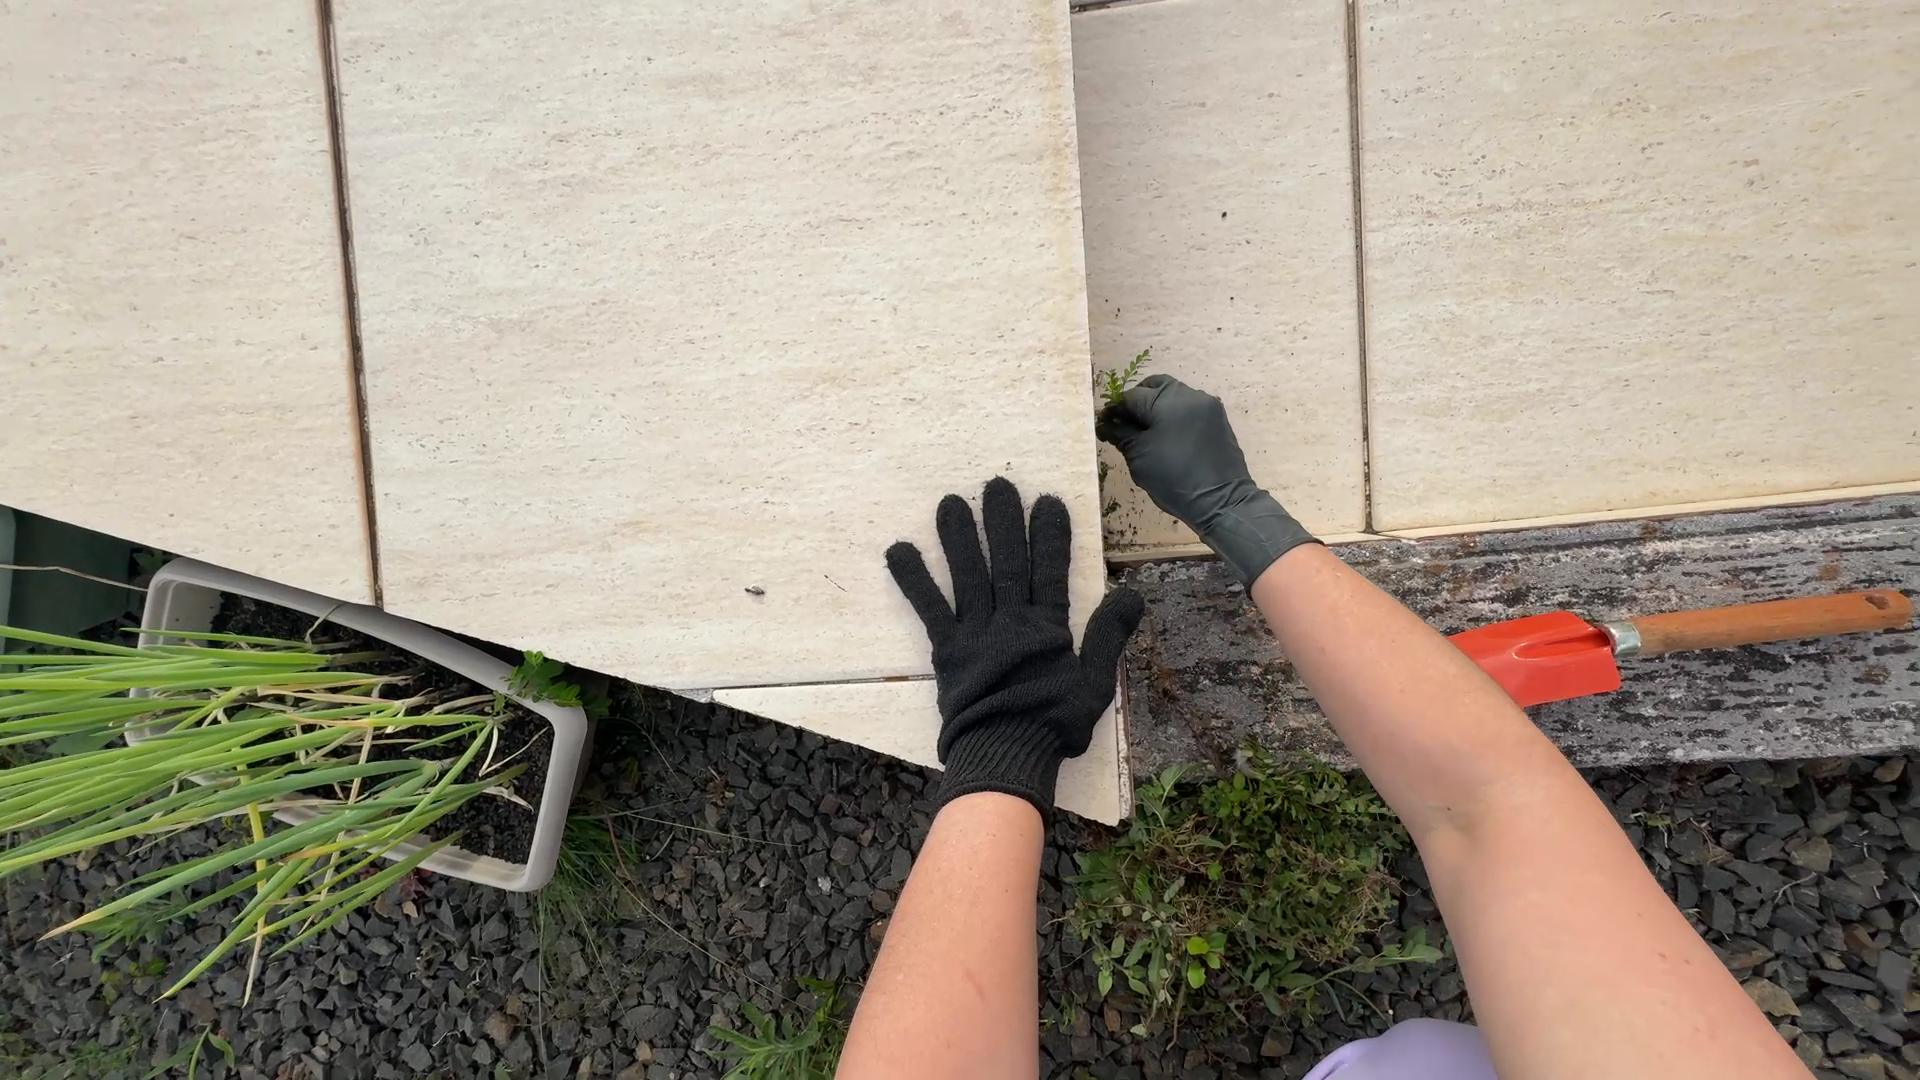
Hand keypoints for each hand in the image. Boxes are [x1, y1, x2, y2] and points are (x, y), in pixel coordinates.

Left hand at [886, 477, 1144, 814]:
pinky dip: (913, 579)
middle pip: (1006, 562)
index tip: (1047, 501)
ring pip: (967, 575)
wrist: (1006, 755)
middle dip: (1002, 522)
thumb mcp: (1095, 683)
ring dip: (958, 537)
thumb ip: (1109, 636)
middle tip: (997, 484)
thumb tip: (1132, 593)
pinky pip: (928, 608)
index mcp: (1045, 627)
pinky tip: (898, 550)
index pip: (1049, 570)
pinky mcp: (946, 649)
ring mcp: (975, 632)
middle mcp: (1008, 620)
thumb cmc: (1053, 723)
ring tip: (950, 502)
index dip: (1049, 535)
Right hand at [1096, 374, 1317, 584]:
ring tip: (1145, 432)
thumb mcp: (1139, 457)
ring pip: (1173, 395)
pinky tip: (1166, 436)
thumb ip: (1121, 435)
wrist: (1220, 501)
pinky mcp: (1217, 419)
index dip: (1114, 410)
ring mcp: (1207, 406)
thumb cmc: (1173, 478)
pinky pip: (1188, 408)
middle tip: (1125, 424)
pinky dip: (1173, 416)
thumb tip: (1106, 425)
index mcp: (1167, 401)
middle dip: (1136, 402)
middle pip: (1154, 387)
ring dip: (1155, 408)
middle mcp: (1189, 395)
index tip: (1104, 426)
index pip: (1131, 397)